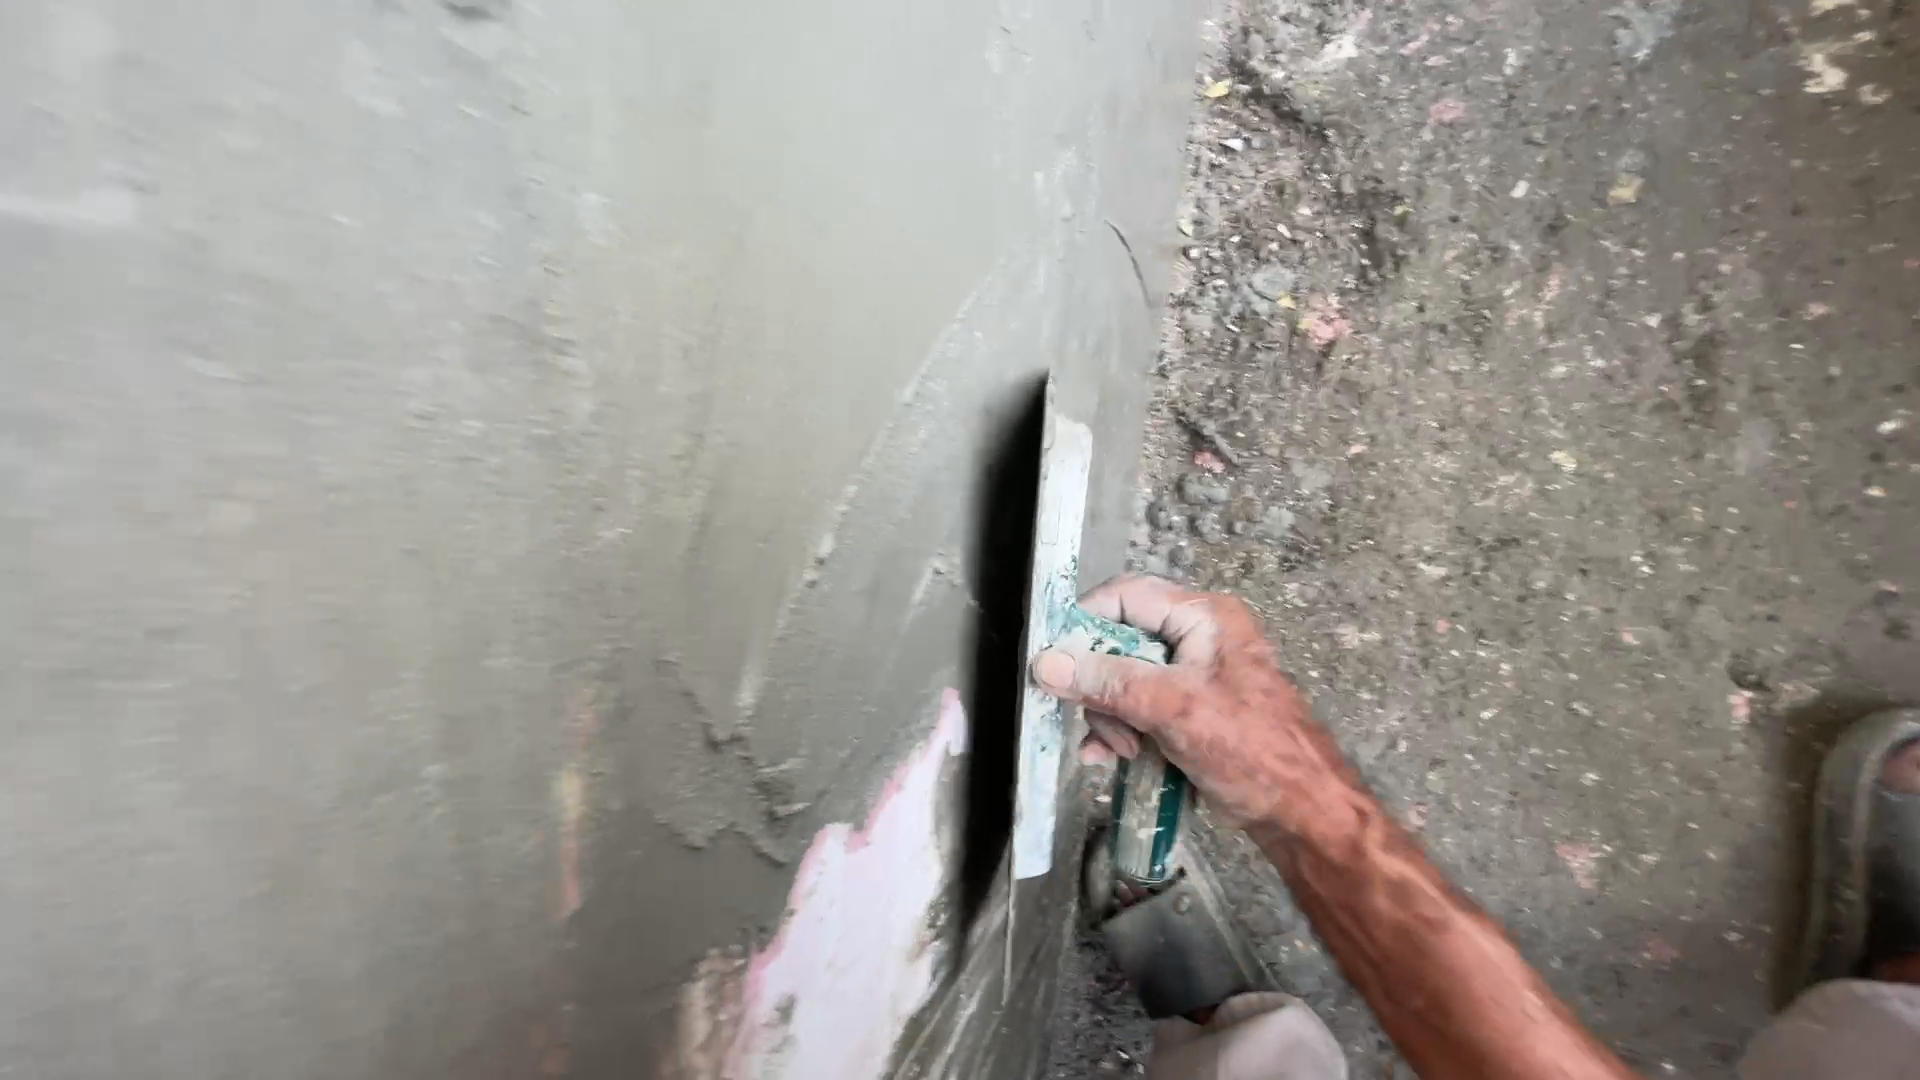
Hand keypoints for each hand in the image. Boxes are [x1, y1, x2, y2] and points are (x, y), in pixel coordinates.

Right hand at [1030, 574, 1318, 827]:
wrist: (1304, 816)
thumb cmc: (1252, 752)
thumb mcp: (1175, 709)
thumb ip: (1109, 682)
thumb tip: (1045, 663)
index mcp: (1202, 617)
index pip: (1125, 596)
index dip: (1085, 622)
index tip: (1054, 661)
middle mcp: (1194, 636)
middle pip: (1118, 640)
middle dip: (1101, 685)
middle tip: (1104, 723)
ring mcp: (1190, 674)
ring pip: (1121, 678)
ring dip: (1110, 716)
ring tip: (1121, 751)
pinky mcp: (1186, 708)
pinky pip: (1136, 706)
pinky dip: (1119, 729)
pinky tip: (1107, 759)